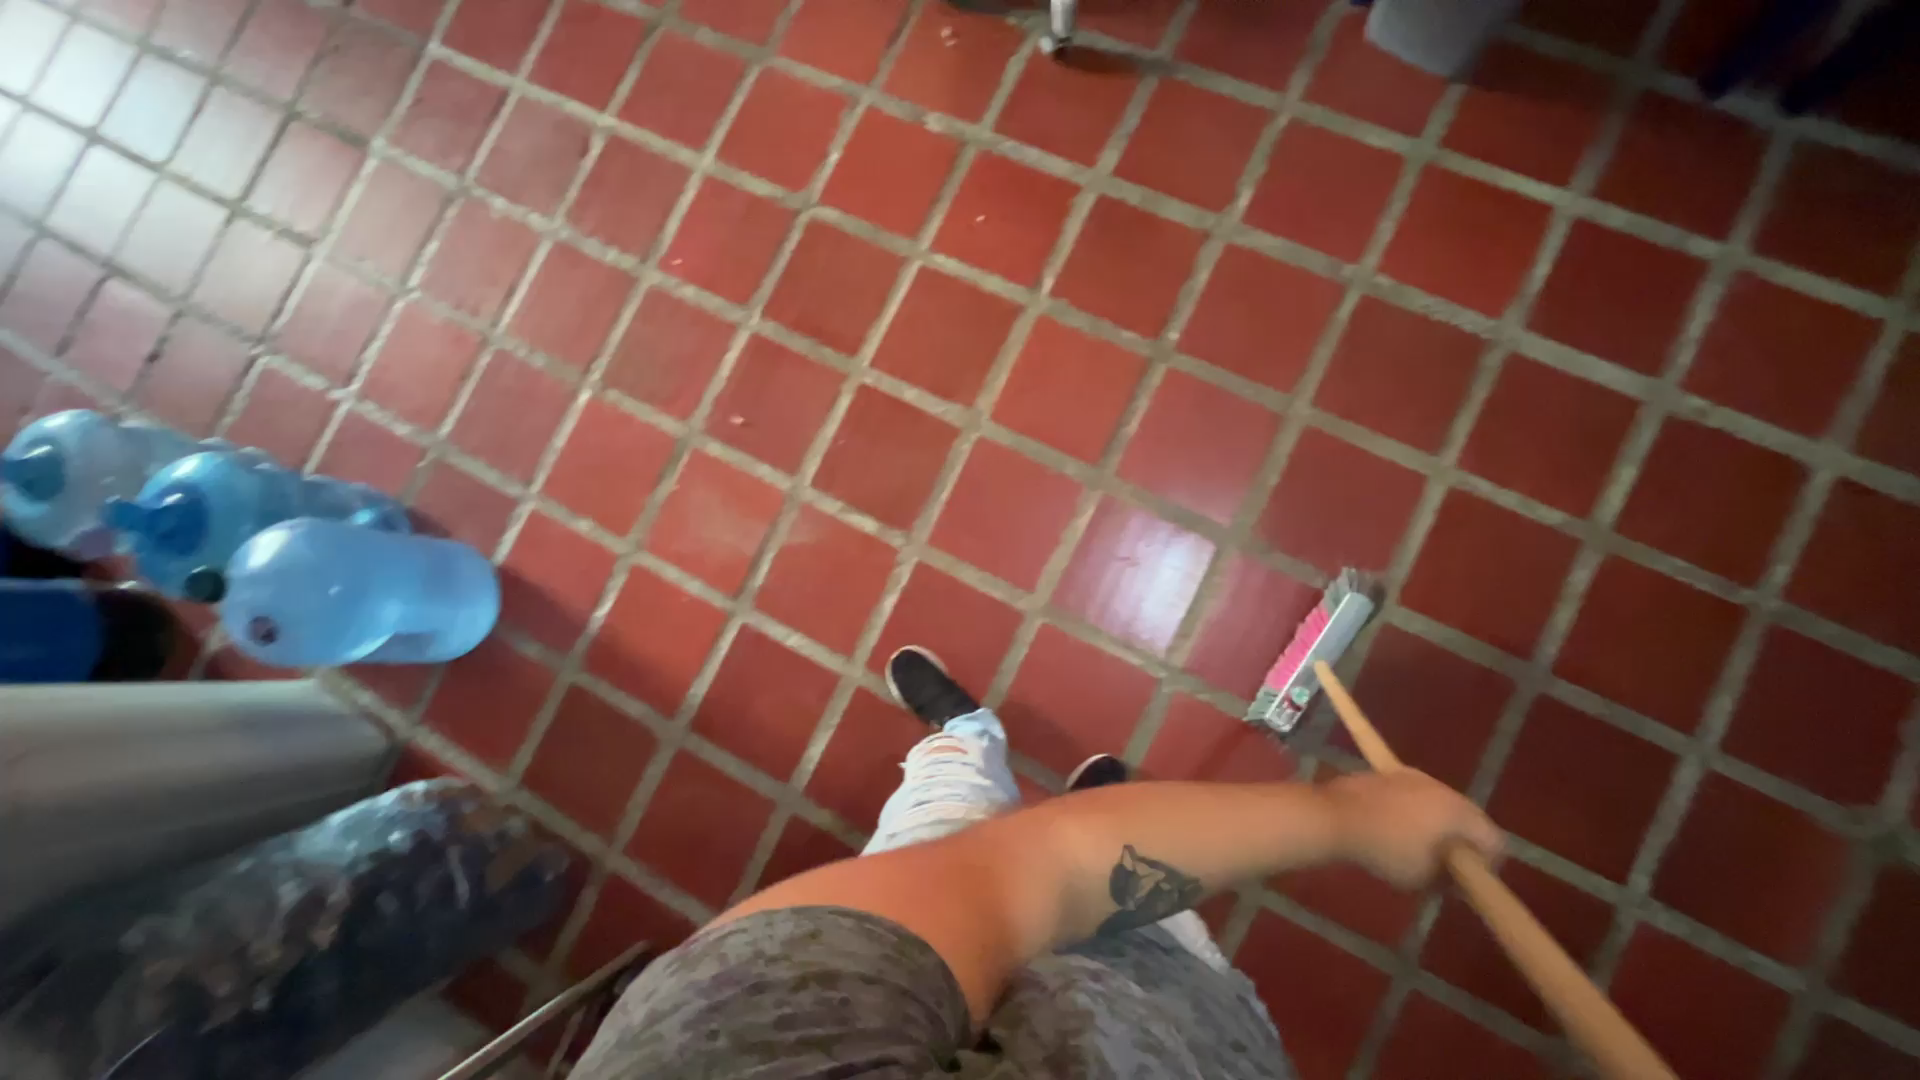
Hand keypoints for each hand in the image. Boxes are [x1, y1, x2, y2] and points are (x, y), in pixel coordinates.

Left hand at [1323, 769, 1503, 888]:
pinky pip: (1411, 796)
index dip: (1489, 864)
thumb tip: (1454, 879)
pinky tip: (1394, 828)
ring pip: (1437, 803)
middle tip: (1449, 865)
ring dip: (1436, 824)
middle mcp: (1440, 787)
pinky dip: (1411, 812)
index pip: (1493, 839)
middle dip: (1462, 841)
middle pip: (1467, 817)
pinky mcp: (1386, 774)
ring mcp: (1411, 775)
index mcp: (1458, 811)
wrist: (1333, 816)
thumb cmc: (1385, 848)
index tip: (1472, 881)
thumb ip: (1448, 880)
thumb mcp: (1423, 877)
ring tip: (1420, 847)